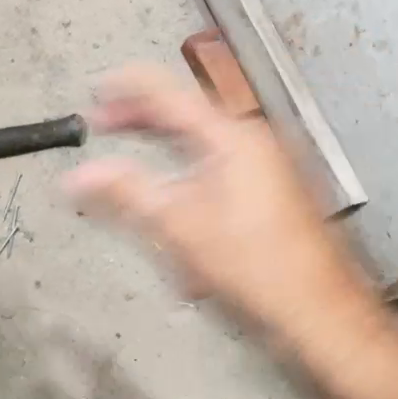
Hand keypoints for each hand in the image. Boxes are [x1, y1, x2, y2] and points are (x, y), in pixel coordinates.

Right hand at [64, 64, 375, 345]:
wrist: (317, 311)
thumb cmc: (260, 269)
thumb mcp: (177, 227)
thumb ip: (124, 192)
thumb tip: (80, 175)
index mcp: (232, 140)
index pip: (169, 95)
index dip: (128, 88)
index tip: (99, 88)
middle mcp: (252, 145)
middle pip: (183, 117)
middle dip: (139, 121)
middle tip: (102, 122)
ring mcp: (263, 168)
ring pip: (198, 147)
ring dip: (160, 153)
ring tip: (129, 164)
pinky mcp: (267, 193)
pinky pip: (213, 171)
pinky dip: (183, 177)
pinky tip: (169, 208)